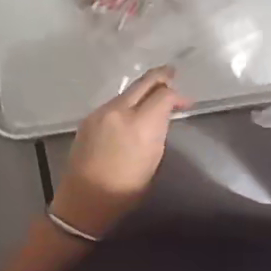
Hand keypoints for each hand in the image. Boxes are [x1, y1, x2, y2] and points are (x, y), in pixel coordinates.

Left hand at [51, 66, 186, 237]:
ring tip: (154, 94)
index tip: (186, 103)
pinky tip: (132, 110)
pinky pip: (112, 103)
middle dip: (160, 77)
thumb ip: (158, 132)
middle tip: (172, 73)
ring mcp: (100, 113)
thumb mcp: (152, 161)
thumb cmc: (125, 189)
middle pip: (143, 83)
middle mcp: (119, 111)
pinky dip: (126, 102)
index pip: (163, 95)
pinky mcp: (88, 119)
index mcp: (140, 125)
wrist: (84, 198)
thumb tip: (162, 116)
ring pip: (126, 92)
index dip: (177, 96)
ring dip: (142, 91)